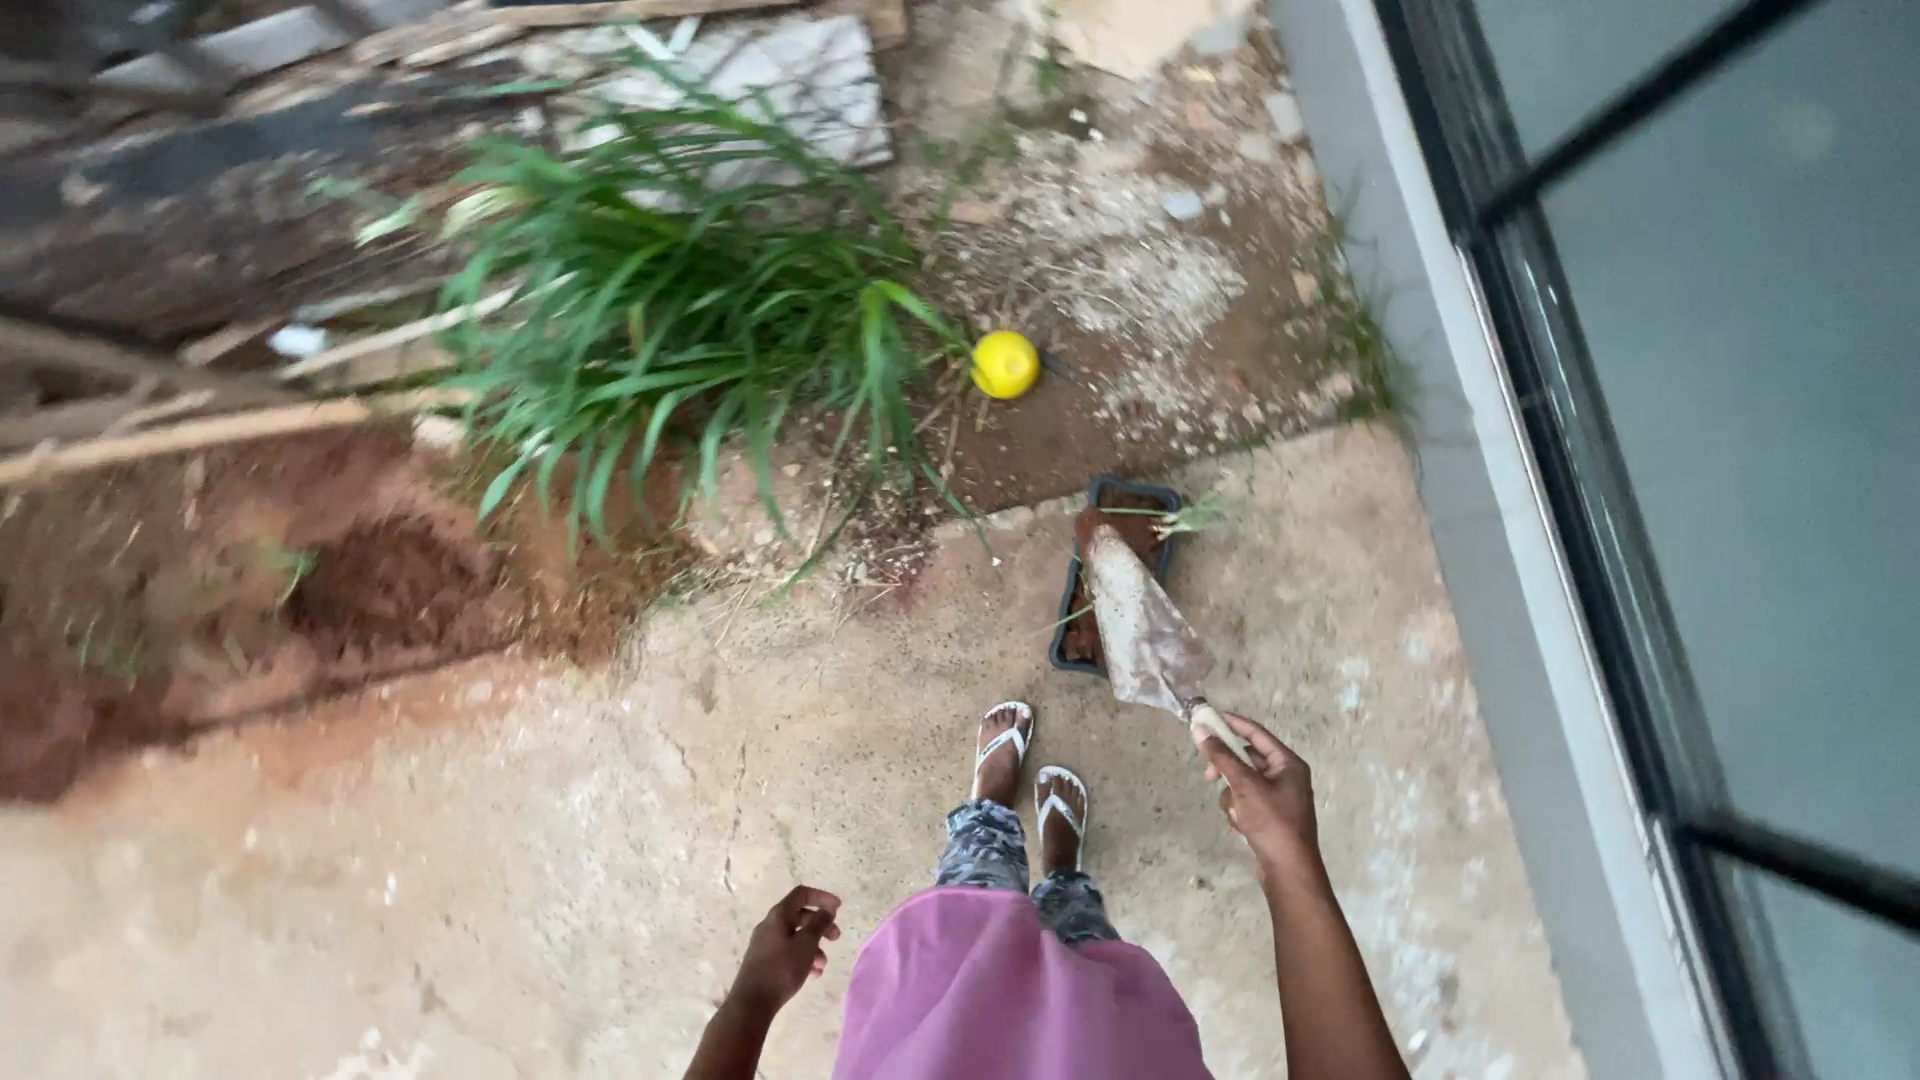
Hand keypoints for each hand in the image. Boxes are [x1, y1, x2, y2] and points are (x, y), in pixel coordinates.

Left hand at [727, 886, 841, 1014]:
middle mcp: (770, 925)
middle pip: (800, 916)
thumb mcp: (806, 944)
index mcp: (779, 915)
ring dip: (813, 946)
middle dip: (821, 925)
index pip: (802, 894)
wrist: (750, 1004)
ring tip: (823, 965)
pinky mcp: (763, 962)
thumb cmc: (781, 969)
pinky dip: (802, 958)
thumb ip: (819, 924)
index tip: (838, 908)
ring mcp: (765, 944)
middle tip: (836, 938)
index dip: (822, 897)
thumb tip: (827, 910)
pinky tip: (812, 974)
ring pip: (795, 937)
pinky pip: (787, 952)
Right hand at [1191, 713, 1320, 879]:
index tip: (1207, 718)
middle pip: (1245, 758)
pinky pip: (1244, 799)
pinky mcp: (1268, 814)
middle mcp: (1285, 776)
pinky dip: (1237, 809)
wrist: (1288, 870)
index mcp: (1287, 763)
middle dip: (1226, 768)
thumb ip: (1221, 756)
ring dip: (1231, 794)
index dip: (1231, 723)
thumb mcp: (1244, 785)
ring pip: (1241, 781)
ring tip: (1234, 811)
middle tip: (1208, 773)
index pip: (1255, 733)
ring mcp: (1277, 796)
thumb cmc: (1272, 822)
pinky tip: (1240, 824)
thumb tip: (1200, 730)